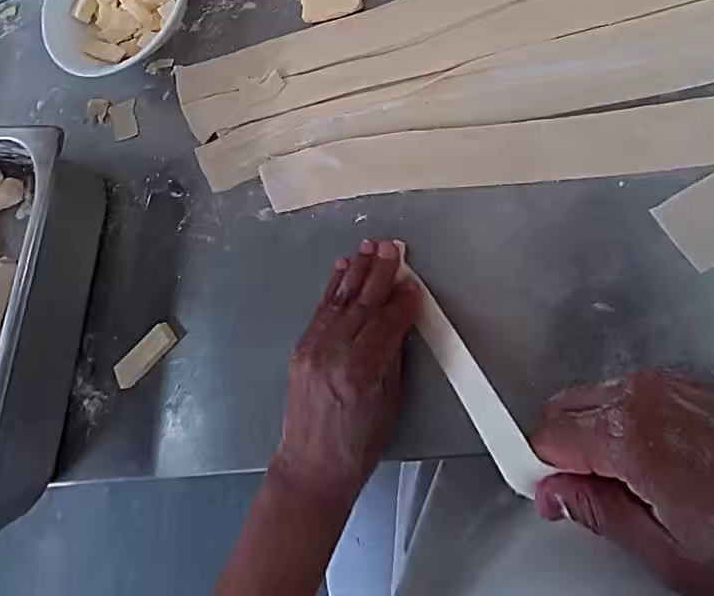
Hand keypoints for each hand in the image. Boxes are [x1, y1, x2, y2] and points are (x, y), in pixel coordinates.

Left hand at [270, 240, 420, 505]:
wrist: (311, 467)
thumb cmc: (357, 445)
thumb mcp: (390, 402)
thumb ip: (394, 354)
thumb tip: (402, 317)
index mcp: (360, 374)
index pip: (387, 324)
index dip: (403, 300)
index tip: (413, 283)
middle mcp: (333, 356)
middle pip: (363, 304)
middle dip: (381, 272)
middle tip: (393, 248)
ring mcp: (313, 350)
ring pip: (341, 300)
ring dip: (358, 270)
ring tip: (370, 246)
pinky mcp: (301, 348)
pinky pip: (321, 309)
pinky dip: (335, 285)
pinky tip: (344, 268)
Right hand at [530, 372, 713, 595]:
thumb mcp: (666, 553)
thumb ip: (598, 510)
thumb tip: (555, 492)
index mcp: (626, 432)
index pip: (546, 431)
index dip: (538, 464)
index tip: (545, 491)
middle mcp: (641, 393)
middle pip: (566, 406)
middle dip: (562, 446)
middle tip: (585, 497)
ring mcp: (668, 385)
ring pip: (597, 398)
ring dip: (594, 435)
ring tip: (633, 488)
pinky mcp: (692, 387)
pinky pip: (632, 395)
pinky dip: (625, 423)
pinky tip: (660, 467)